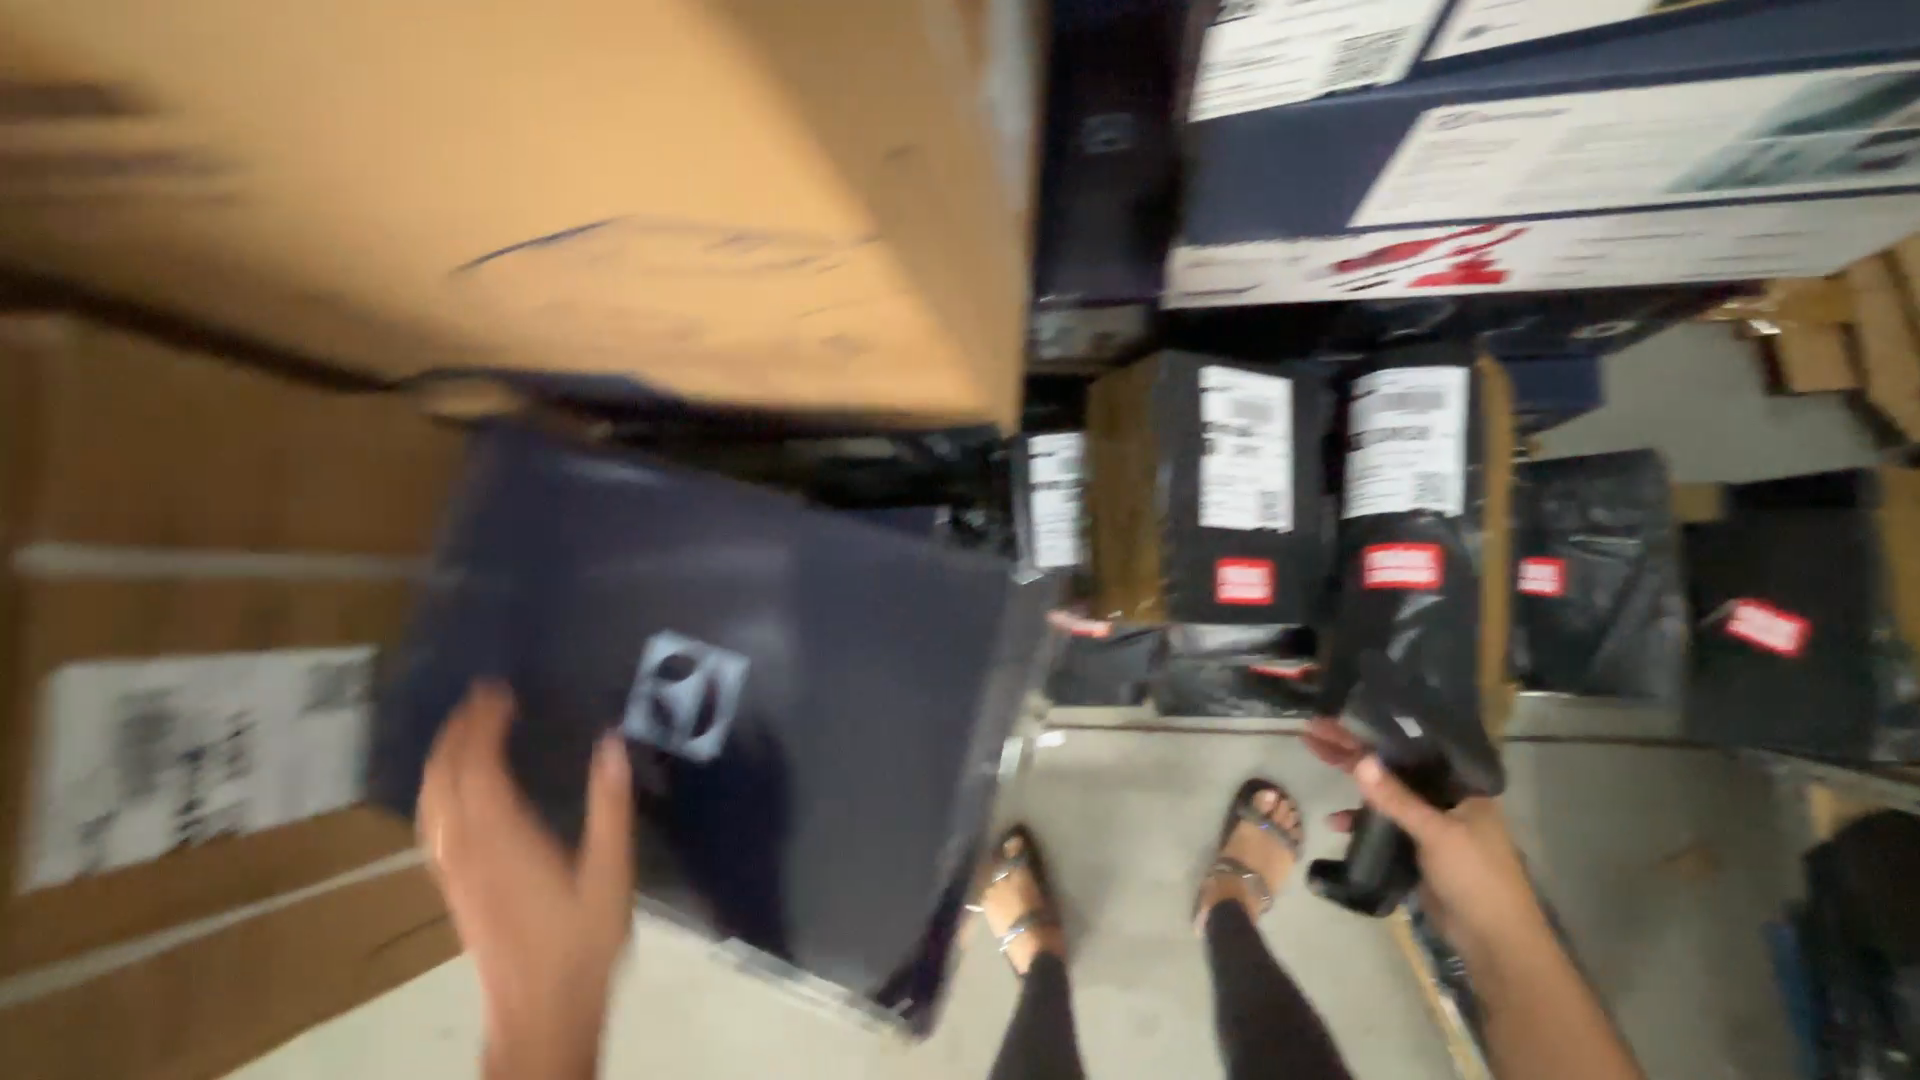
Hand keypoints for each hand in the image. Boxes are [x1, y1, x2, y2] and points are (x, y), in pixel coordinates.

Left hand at [418, 680, 635, 1079]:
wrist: (540, 1011)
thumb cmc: (582, 940)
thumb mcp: (611, 871)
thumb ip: (610, 806)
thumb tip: (611, 743)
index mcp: (503, 837)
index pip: (478, 766)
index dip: (482, 724)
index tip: (498, 691)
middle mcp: (467, 847)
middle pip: (444, 778)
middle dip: (457, 731)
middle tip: (482, 697)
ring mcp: (454, 869)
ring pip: (431, 801)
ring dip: (443, 757)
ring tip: (465, 729)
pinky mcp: (453, 887)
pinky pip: (433, 822)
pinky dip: (439, 788)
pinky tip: (455, 787)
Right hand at [1304, 718, 1547, 954]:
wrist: (1494, 942)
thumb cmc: (1477, 878)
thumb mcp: (1437, 833)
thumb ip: (1396, 799)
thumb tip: (1359, 761)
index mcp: (1461, 787)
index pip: (1413, 749)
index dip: (1375, 732)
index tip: (1338, 717)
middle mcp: (1445, 798)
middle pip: (1393, 767)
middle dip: (1354, 751)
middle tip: (1314, 732)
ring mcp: (1429, 824)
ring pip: (1384, 794)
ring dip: (1353, 781)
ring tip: (1315, 756)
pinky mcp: (1415, 848)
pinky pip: (1381, 824)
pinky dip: (1359, 821)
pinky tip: (1335, 822)